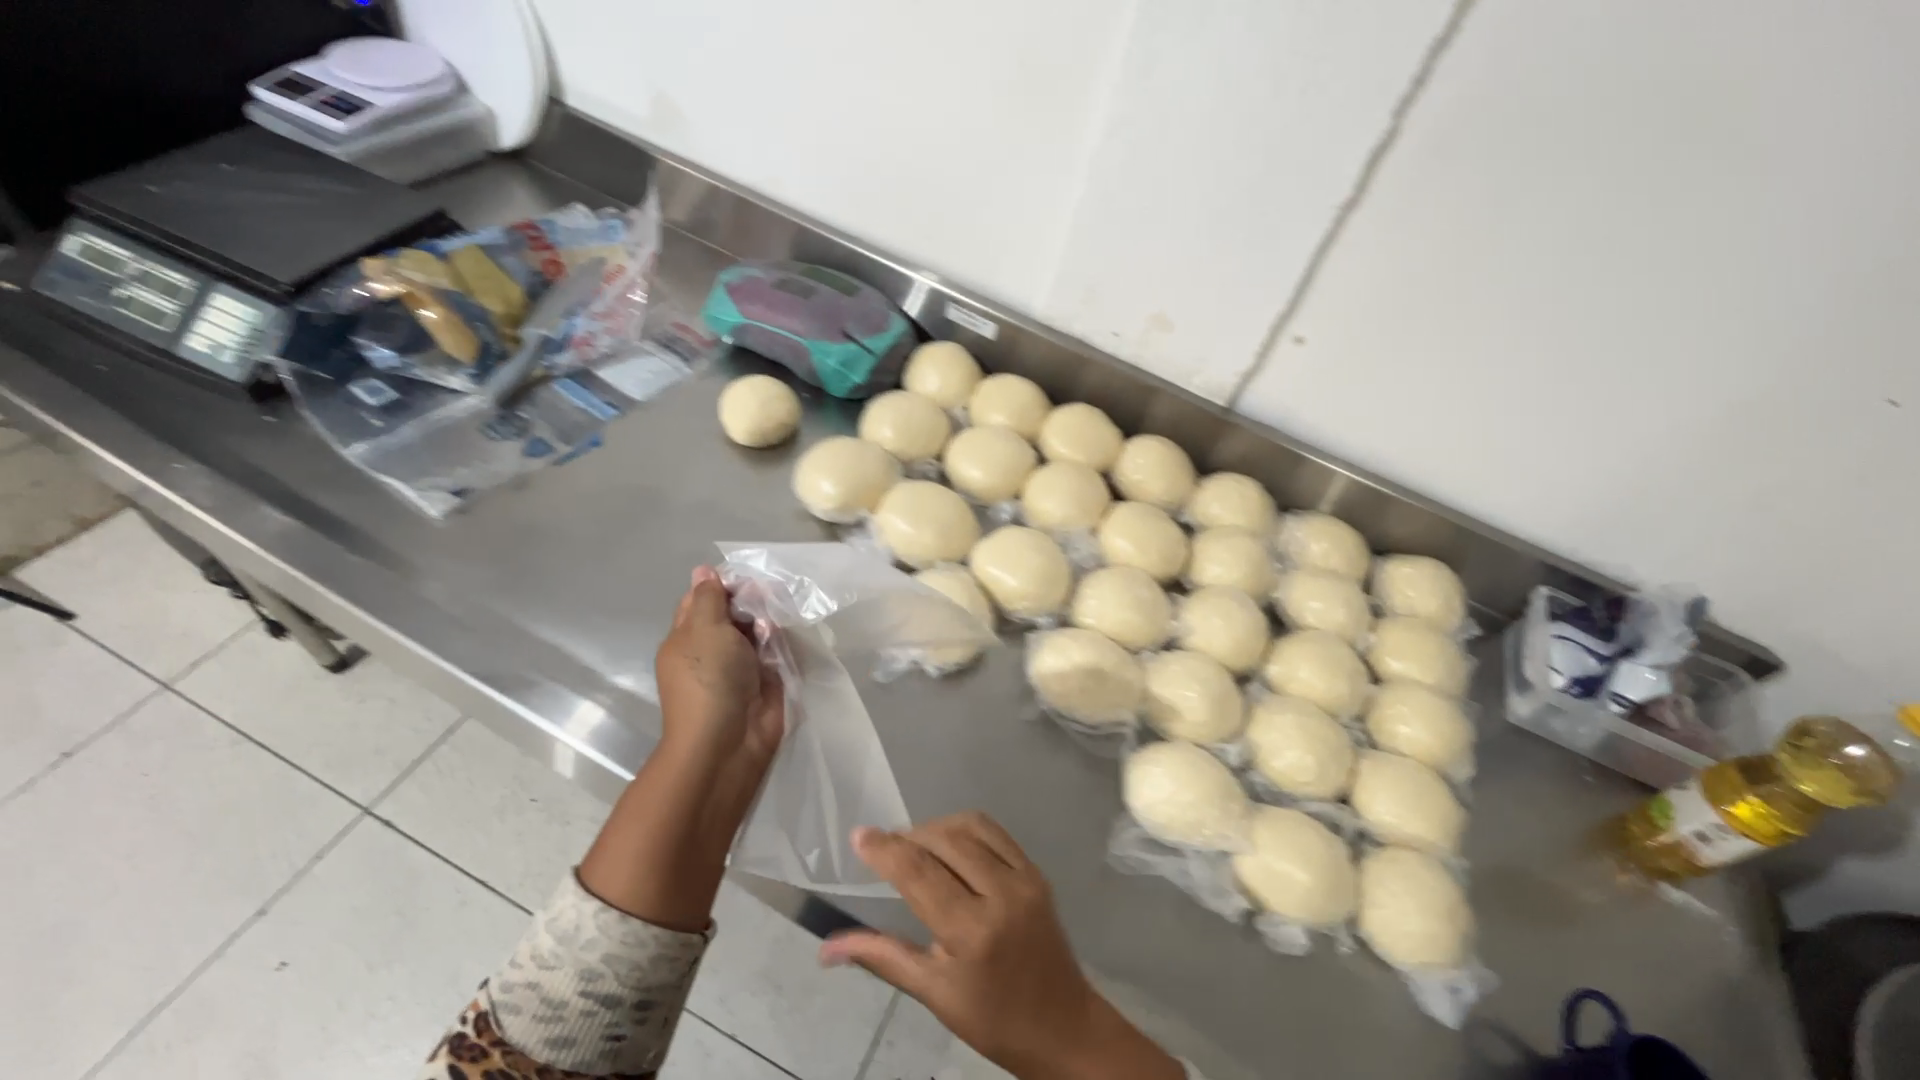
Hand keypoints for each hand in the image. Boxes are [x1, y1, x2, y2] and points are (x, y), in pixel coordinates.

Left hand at [655, 566, 784, 790]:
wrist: (728, 741)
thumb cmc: (708, 679)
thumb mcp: (703, 628)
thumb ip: (709, 597)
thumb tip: (704, 570)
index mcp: (687, 637)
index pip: (702, 600)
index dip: (722, 586)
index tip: (745, 579)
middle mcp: (712, 650)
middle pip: (734, 614)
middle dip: (751, 603)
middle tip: (768, 597)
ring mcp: (739, 668)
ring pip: (757, 632)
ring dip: (768, 624)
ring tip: (775, 623)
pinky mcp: (765, 683)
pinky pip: (775, 655)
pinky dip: (781, 646)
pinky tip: (785, 641)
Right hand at [820, 814, 1183, 1079]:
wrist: (1063, 1027)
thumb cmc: (992, 1019)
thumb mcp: (933, 993)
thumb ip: (881, 956)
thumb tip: (826, 948)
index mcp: (972, 931)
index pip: (919, 872)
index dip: (885, 849)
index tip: (859, 836)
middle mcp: (1001, 895)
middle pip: (944, 840)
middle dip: (908, 835)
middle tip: (883, 845)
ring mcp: (1025, 880)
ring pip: (972, 827)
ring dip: (937, 827)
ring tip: (914, 843)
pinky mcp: (1038, 874)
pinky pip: (997, 834)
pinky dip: (966, 829)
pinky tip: (949, 845)